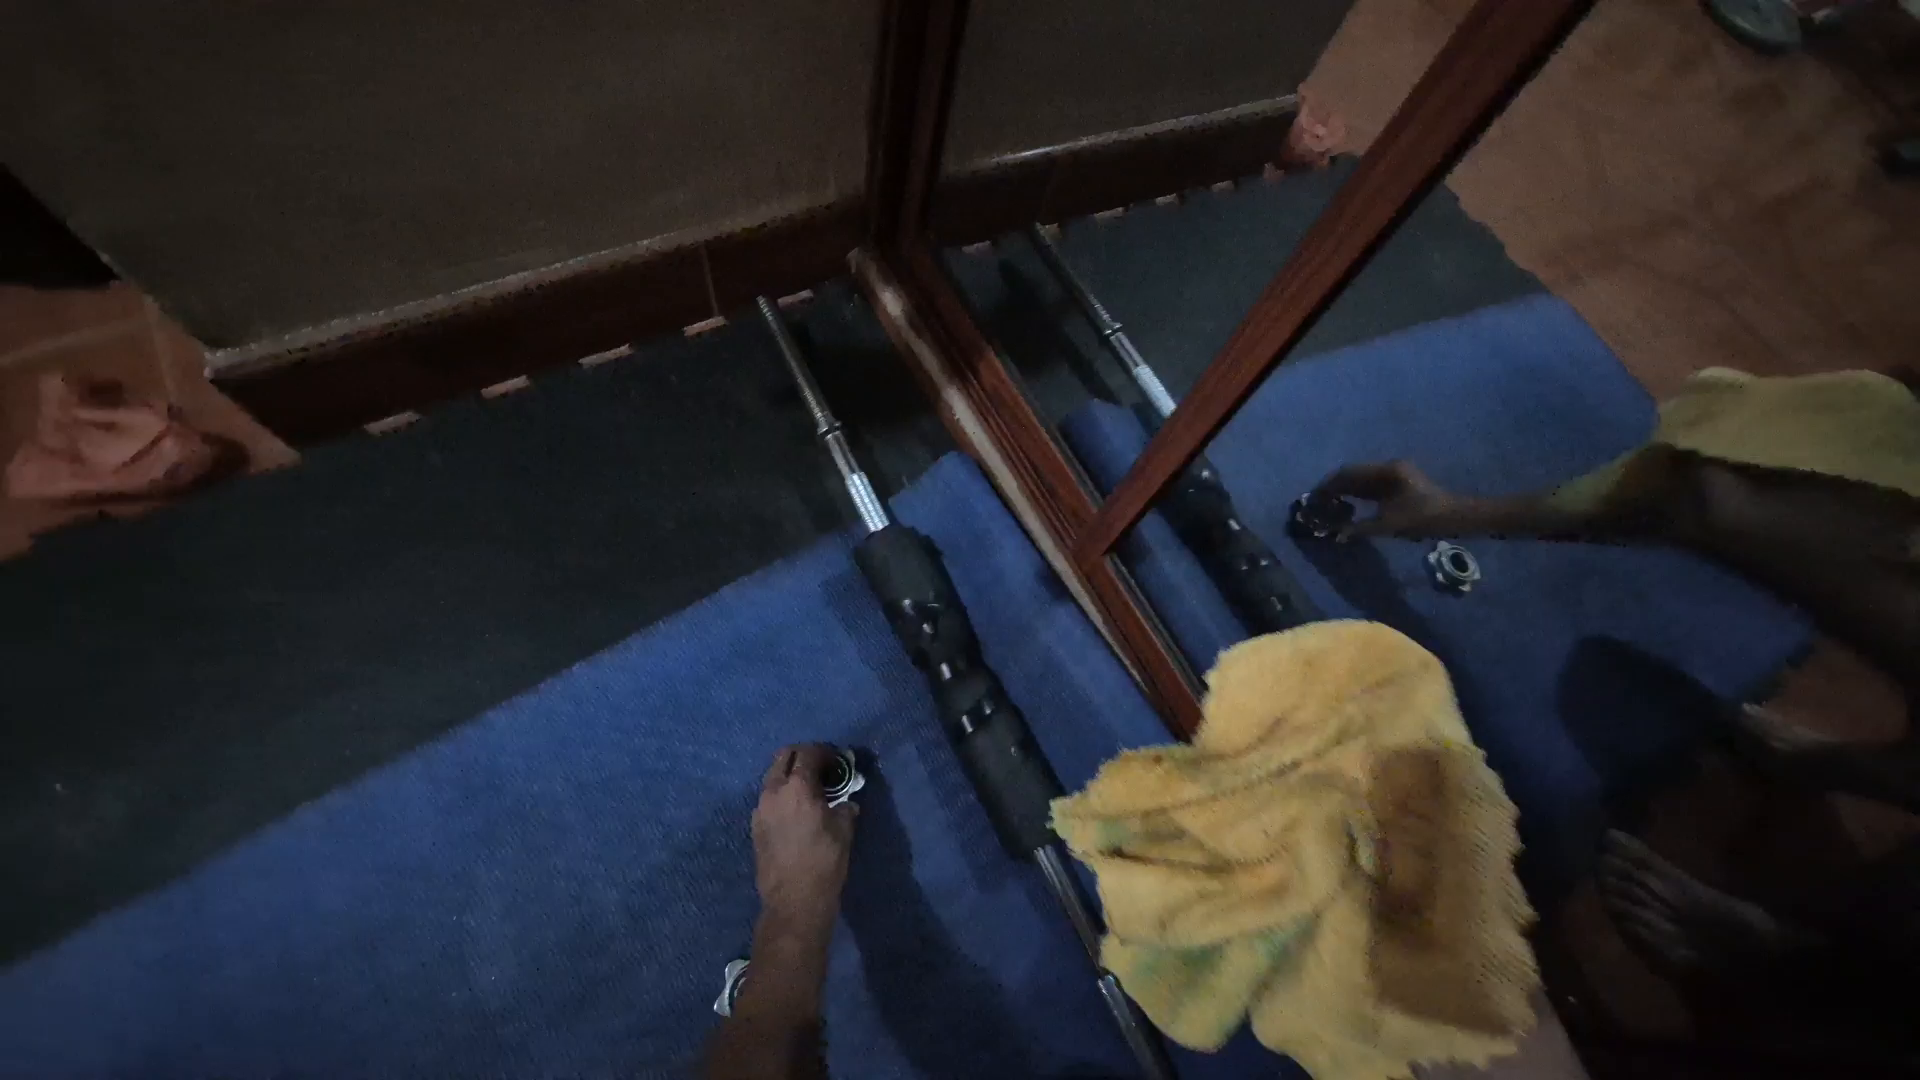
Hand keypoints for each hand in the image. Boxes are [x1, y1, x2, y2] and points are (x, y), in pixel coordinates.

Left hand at [752, 745, 857, 929]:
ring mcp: (760, 809)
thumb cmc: (824, 861)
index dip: (825, 752)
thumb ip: (845, 807)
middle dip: (802, 756)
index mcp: (798, 787)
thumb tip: (846, 802)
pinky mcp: (755, 826)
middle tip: (821, 767)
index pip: (808, 753)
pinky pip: (768, 798)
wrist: (794, 901)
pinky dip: (782, 795)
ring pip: (773, 777)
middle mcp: (774, 792)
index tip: (837, 760)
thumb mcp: (844, 830)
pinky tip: (796, 811)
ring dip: (790, 776)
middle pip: (783, 757)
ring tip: (809, 791)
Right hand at [1312, 460, 1459, 538]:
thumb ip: (1359, 528)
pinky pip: (1368, 485)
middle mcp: (1387, 467)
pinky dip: (1354, 494)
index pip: (1347, 473)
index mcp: (1385, 471)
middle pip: (1351, 474)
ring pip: (1359, 479)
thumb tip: (1336, 534)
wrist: (1456, 518)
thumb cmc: (1423, 518)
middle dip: (1332, 487)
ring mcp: (1392, 474)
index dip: (1327, 485)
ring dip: (1342, 490)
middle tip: (1316, 503)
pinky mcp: (1396, 483)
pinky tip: (1346, 505)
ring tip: (1327, 505)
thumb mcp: (1388, 525)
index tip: (1313, 498)